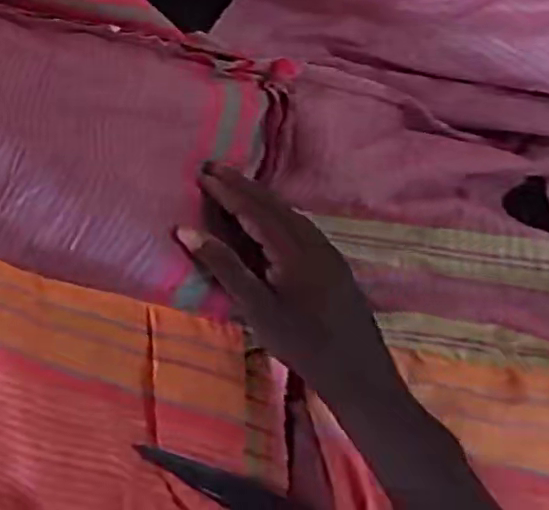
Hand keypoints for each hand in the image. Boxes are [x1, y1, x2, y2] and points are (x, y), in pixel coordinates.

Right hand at [177, 164, 400, 403]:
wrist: (364, 383)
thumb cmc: (303, 344)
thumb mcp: (256, 307)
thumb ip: (222, 265)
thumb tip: (184, 229)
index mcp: (296, 254)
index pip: (254, 211)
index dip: (226, 191)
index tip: (199, 174)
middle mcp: (316, 248)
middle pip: (275, 206)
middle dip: (243, 185)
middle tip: (213, 166)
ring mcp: (330, 258)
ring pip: (291, 214)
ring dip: (261, 195)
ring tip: (235, 182)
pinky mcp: (335, 268)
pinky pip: (301, 226)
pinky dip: (277, 211)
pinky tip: (269, 214)